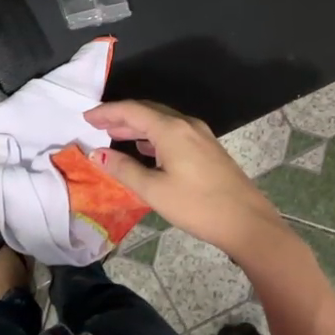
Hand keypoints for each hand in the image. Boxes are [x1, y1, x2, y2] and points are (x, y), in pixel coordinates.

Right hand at [85, 100, 293, 261]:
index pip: (132, 110)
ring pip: (162, 121)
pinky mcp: (209, 149)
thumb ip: (123, 169)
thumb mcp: (154, 190)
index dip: (107, 112)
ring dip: (137, 125)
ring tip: (115, 134)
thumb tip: (97, 154)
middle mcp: (186, 125)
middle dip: (120, 116)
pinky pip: (173, 131)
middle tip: (97, 124)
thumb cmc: (197, 206)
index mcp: (171, 130)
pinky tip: (145, 148)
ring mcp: (201, 136)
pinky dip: (153, 134)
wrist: (248, 224)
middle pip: (147, 111)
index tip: (86, 117)